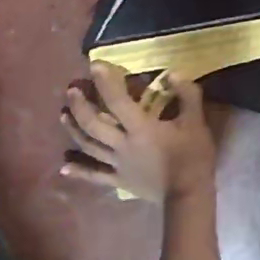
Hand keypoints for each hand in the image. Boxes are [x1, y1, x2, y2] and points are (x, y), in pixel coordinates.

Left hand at [61, 61, 216, 203]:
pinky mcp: (118, 179)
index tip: (95, 65)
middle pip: (94, 124)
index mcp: (140, 128)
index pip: (118, 101)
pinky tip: (64, 166)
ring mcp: (117, 164)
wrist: (187, 194)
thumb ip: (187, 94)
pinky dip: (78, 170)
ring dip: (73, 130)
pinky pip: (94, 175)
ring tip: (63, 115)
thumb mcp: (196, 121)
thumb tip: (173, 74)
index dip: (106, 82)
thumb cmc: (192, 156)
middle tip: (71, 90)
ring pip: (88, 146)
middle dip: (80, 106)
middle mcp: (122, 144)